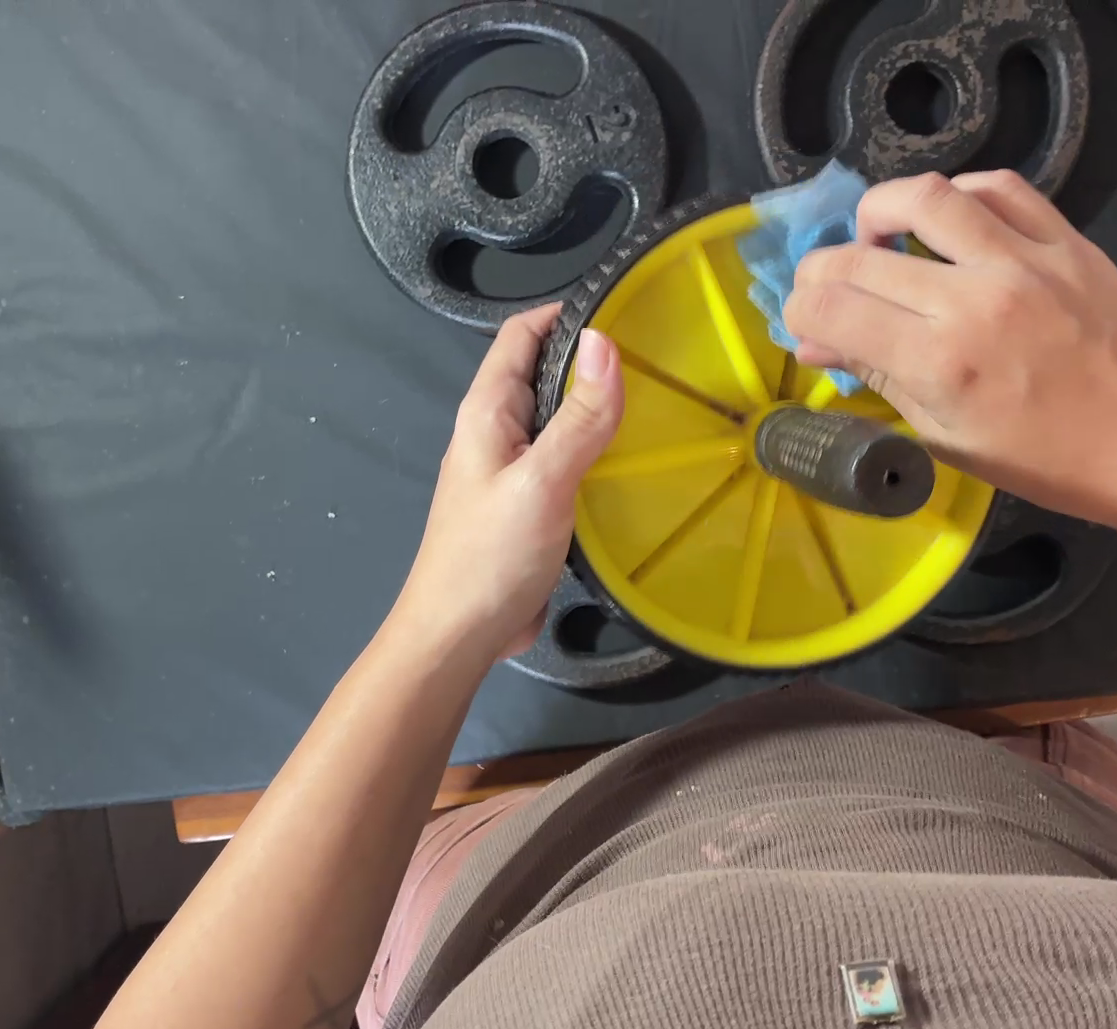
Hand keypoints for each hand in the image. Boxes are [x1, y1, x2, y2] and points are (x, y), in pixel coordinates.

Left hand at [395, 305, 623, 662]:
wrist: (460, 634)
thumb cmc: (490, 556)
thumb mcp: (542, 482)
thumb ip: (577, 418)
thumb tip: (604, 342)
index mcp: (486, 412)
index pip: (520, 336)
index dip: (564, 312)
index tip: (622, 305)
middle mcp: (496, 433)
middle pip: (542, 374)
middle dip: (589, 359)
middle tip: (656, 356)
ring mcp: (511, 471)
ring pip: (556, 421)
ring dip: (594, 408)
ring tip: (655, 402)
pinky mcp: (529, 505)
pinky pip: (563, 461)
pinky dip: (593, 451)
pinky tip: (629, 461)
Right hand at [784, 170, 1116, 546]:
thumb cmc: (1050, 463)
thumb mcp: (947, 438)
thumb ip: (878, 381)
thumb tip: (816, 347)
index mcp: (938, 362)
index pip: (831, 310)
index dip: (798, 313)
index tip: (802, 328)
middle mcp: (972, 298)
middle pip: (858, 259)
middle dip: (817, 274)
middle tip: (821, 295)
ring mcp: (1024, 259)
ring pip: (923, 198)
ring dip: (875, 213)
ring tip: (870, 240)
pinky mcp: (1067, 240)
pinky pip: (998, 188)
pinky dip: (953, 197)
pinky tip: (943, 223)